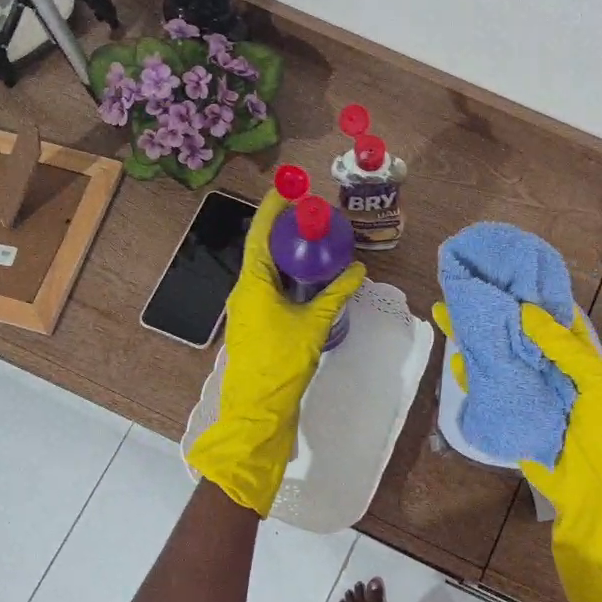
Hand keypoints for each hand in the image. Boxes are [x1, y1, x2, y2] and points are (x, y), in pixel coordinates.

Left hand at [185, 190, 364, 515]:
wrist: (257, 411)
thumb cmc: (281, 365)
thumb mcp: (314, 326)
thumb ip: (336, 295)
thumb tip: (357, 270)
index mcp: (252, 284)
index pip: (261, 236)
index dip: (274, 210)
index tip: (289, 190)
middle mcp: (244, 291)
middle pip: (263, 251)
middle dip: (286, 232)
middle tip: (313, 218)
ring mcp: (246, 309)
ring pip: (267, 272)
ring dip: (289, 257)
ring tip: (316, 244)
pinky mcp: (254, 325)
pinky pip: (270, 290)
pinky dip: (289, 278)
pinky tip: (310, 280)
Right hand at [433, 301, 601, 601]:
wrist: (598, 510)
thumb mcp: (595, 389)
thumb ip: (565, 351)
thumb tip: (528, 316)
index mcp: (585, 369)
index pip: (555, 326)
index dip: (532, 302)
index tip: (503, 278)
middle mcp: (559, 382)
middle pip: (523, 343)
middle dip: (496, 319)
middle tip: (465, 294)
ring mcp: (537, 406)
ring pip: (505, 367)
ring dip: (481, 345)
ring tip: (453, 320)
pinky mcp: (519, 429)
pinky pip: (495, 400)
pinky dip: (475, 384)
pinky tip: (458, 366)